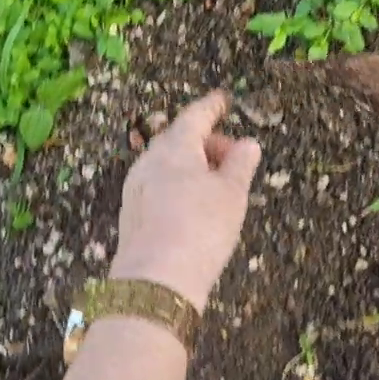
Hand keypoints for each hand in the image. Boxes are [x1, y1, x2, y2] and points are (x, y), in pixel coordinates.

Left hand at [109, 91, 262, 309]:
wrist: (155, 280)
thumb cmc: (201, 228)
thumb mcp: (232, 194)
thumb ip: (241, 163)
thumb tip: (247, 143)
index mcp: (175, 147)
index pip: (195, 116)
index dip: (211, 106)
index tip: (223, 99)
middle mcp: (150, 159)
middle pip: (179, 138)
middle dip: (206, 141)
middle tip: (232, 156)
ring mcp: (136, 185)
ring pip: (167, 162)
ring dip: (192, 164)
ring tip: (217, 184)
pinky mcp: (131, 211)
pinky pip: (158, 183)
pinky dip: (178, 183)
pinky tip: (193, 204)